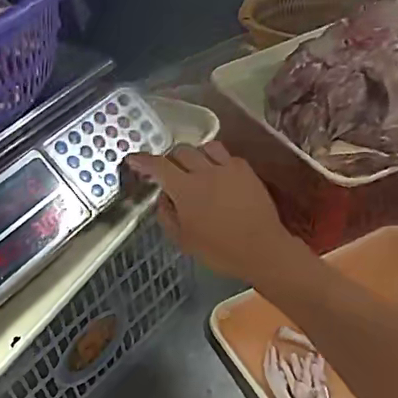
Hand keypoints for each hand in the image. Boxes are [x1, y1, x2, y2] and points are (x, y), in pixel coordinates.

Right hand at [127, 142, 308, 284]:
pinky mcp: (246, 170)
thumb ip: (167, 216)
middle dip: (170, 159)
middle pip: (181, 151)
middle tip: (168, 172)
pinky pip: (227, 156)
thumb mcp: (184, 240)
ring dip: (195, 155)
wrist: (262, 249)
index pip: (158, 166)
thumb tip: (163, 198)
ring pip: (205, 147)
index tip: (134, 160)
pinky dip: (217, 160)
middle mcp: (205, 171)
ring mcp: (228, 168)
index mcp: (186, 189)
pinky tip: (219, 174)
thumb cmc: (220, 251)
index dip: (142, 161)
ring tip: (195, 168)